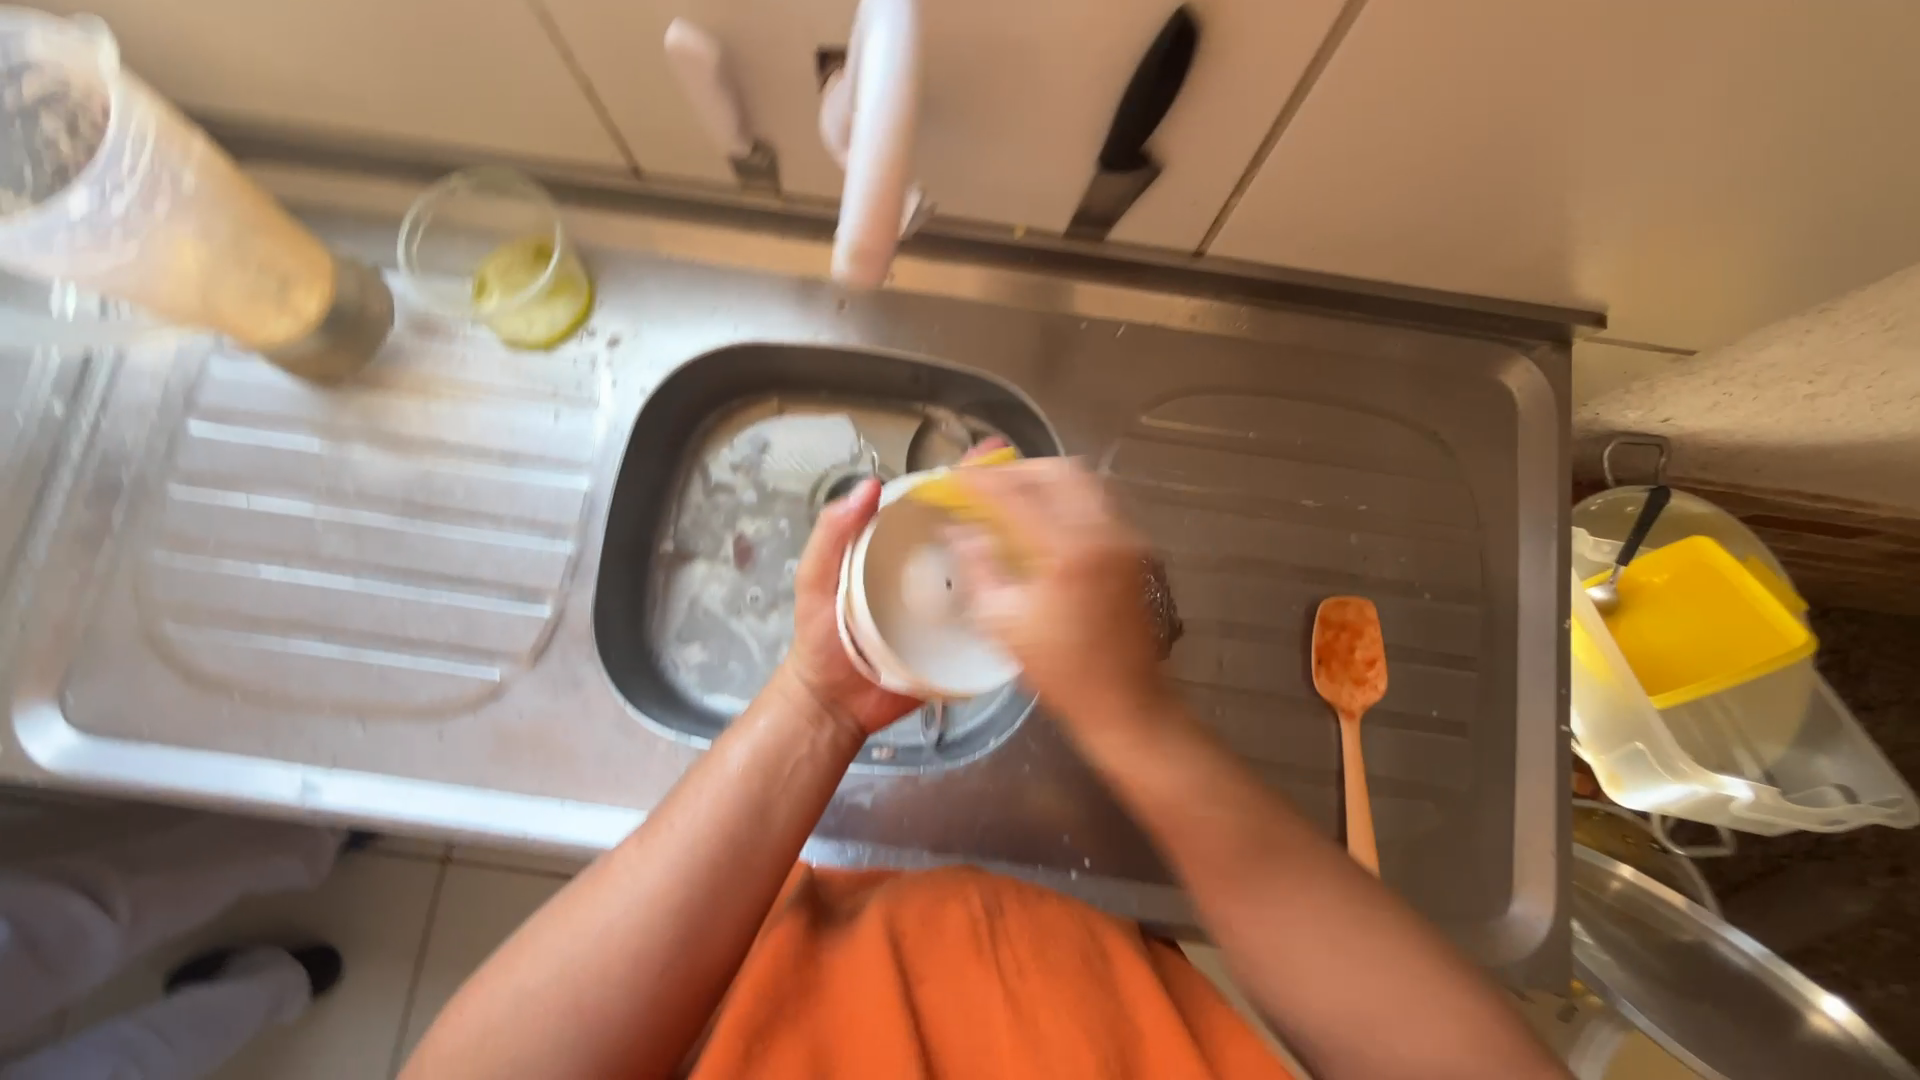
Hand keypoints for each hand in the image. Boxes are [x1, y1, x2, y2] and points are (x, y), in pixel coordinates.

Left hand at [778, 439, 1013, 740]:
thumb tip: (869, 486)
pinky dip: (1013, 607)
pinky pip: (992, 619)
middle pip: (969, 534)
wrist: (836, 706)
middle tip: (1036, 491)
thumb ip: (831, 536)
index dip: (960, 481)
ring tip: (1048, 534)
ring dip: (1016, 555)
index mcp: (897, 550)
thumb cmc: (821, 640)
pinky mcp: (962, 642)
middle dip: (1003, 511)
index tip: (992, 458)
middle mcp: (929, 572)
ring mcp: (950, 607)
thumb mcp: (815, 580)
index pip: (932, 507)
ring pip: (988, 574)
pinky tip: (1037, 592)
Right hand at [948, 457, 1172, 729]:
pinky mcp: (1138, 549)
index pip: (1014, 494)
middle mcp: (1103, 532)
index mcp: (1065, 551)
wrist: (1126, 701)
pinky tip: (1046, 523)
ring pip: (1084, 481)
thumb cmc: (1060, 671)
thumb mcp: (1002, 622)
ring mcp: (1127, 538)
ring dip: (1045, 480)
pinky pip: (1100, 504)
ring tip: (1014, 499)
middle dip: (1017, 470)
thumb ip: (978, 565)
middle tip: (988, 484)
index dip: (978, 481)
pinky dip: (1068, 500)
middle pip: (1057, 470)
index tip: (954, 477)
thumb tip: (959, 530)